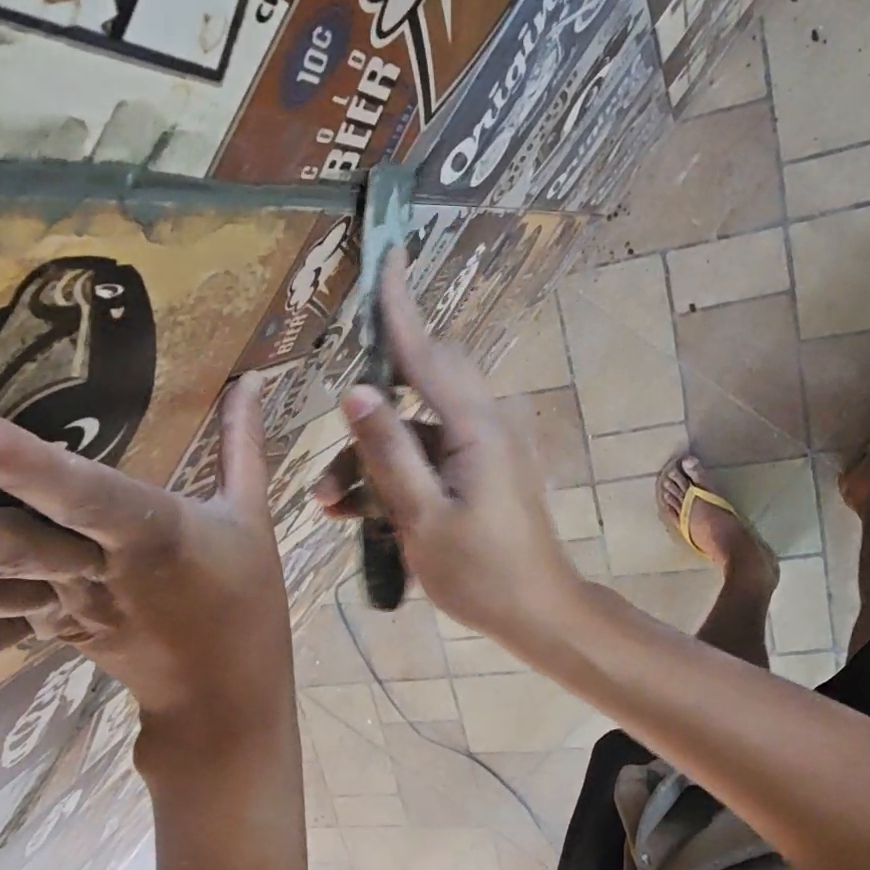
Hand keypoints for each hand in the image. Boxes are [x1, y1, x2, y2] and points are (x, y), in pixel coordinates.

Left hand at [0, 373, 291, 733]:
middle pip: (2, 553)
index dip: (24, 464)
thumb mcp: (251, 515)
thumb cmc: (244, 594)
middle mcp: (96, 573)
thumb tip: (253, 376)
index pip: (86, 494)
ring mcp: (60, 610)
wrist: (229, 696)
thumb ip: (243, 441)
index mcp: (153, 535)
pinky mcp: (40, 635)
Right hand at [313, 251, 579, 638]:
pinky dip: (396, 475)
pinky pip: (430, 458)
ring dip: (372, 459)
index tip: (388, 256)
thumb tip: (355, 391)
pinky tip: (358, 513)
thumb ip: (389, 453)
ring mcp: (486, 450)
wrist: (539, 614)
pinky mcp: (483, 473)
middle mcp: (485, 426)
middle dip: (368, 413)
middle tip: (331, 440)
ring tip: (330, 504)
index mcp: (477, 428)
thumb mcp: (423, 518)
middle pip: (420, 386)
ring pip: (416, 431)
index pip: (429, 353)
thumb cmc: (483, 574)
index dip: (402, 306)